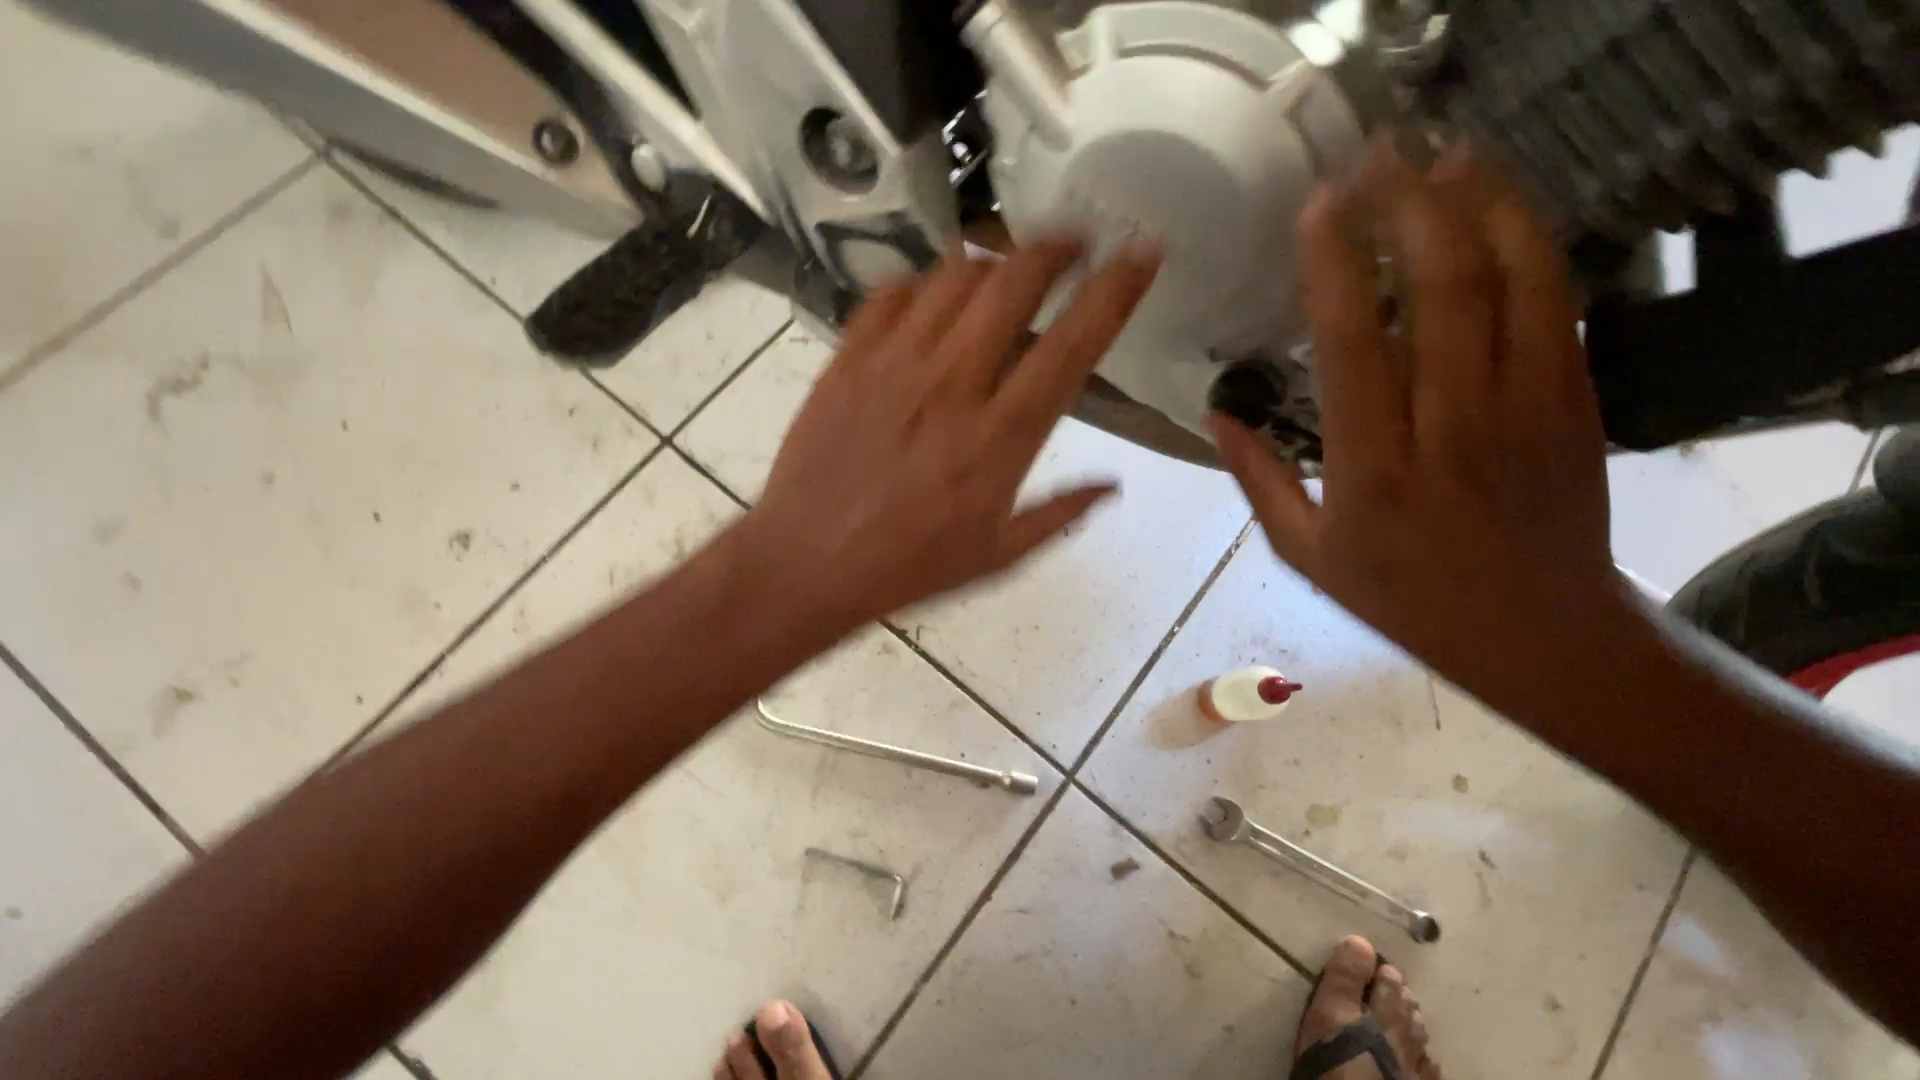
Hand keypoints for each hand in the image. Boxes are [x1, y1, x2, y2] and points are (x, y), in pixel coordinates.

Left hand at [738, 240, 1160, 630]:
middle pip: (1013, 283)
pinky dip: (924, 281)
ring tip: (1008, 263)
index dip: (1115, 290)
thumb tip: (1113, 486)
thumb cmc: (908, 566)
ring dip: (992, 257)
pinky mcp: (848, 359)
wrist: (806, 564)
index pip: (1071, 346)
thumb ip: (1060, 514)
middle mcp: (951, 385)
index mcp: (999, 437)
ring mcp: (893, 365)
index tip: (1143, 251)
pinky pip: (891, 294)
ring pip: (953, 276)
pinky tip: (934, 293)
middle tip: (1075, 239)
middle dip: (1055, 244)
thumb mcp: (997, 556)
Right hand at [1211, 147, 1633, 691]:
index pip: (1356, 346)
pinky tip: (1497, 203)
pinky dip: (1529, 238)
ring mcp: (1525, 407)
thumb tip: (1213, 416)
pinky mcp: (1574, 398)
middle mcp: (1452, 427)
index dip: (1335, 265)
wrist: (1540, 630)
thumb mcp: (1308, 556)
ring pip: (1514, 278)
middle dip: (1410, 205)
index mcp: (1374, 470)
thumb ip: (1259, 481)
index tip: (1317, 205)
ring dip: (1479, 203)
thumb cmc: (1406, 598)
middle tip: (1376, 155)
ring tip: (1442, 153)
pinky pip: (1556, 300)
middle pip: (1443, 289)